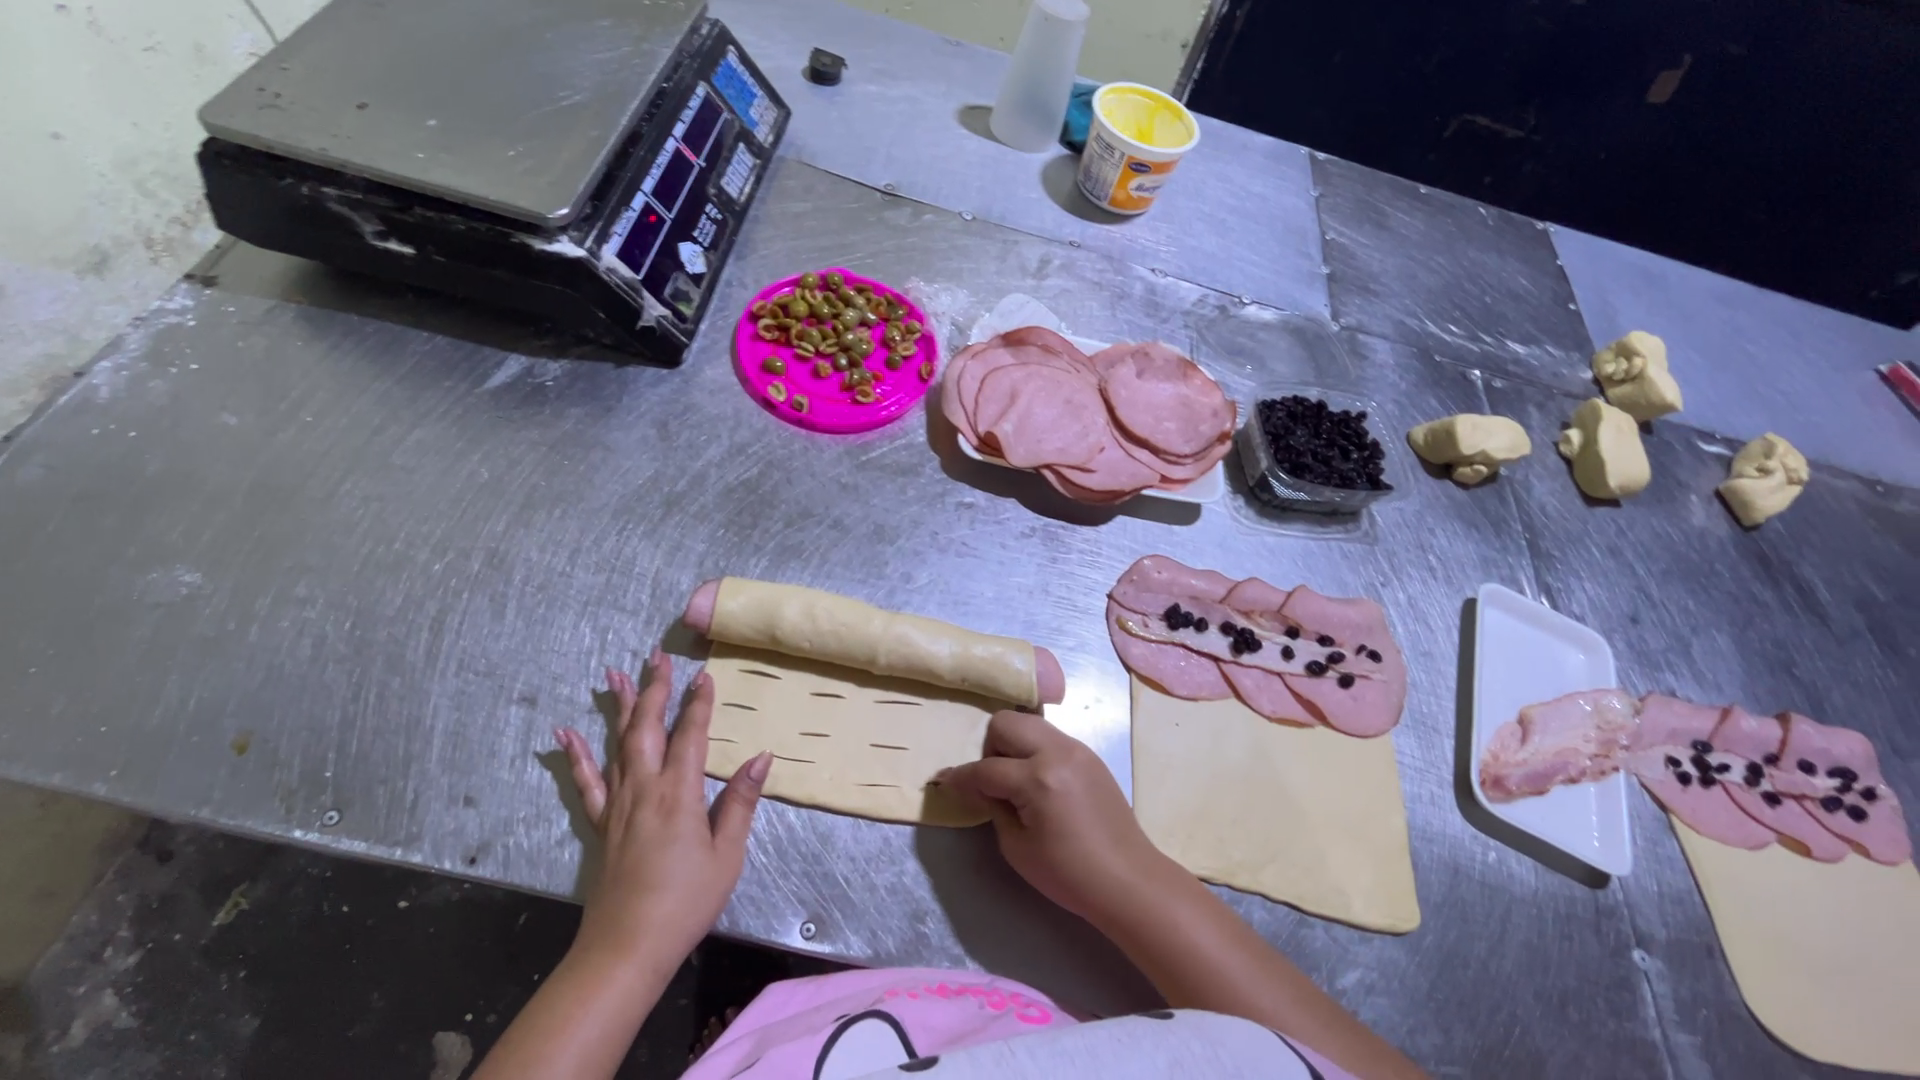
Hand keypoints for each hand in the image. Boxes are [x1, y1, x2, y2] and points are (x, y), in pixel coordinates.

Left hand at [555, 650, 771, 969]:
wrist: (628, 945)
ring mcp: (618, 805)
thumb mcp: (727, 854)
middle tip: (656, 655)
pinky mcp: (600, 824)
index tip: (705, 675)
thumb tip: (761, 758)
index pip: (691, 736)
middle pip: (647, 728)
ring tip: (615, 673)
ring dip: (619, 707)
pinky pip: (586, 782)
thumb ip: (740, 802)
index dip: (699, 704)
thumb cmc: (687, 900)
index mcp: (679, 794)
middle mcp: (644, 789)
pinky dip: (576, 755)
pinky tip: (565, 732)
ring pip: (616, 744)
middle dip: (654, 689)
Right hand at [937, 711, 1173, 921]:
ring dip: (1014, 746)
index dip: (961, 779)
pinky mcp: (1090, 756)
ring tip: (1018, 783)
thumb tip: (976, 787)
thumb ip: (993, 807)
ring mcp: (1078, 749)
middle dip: (990, 748)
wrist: (1127, 880)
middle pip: (1006, 723)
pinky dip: (1036, 752)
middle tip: (994, 782)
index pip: (985, 769)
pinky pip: (1051, 738)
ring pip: (1030, 724)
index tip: (946, 784)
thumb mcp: (1016, 847)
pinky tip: (1040, 784)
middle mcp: (1058, 752)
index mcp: (1038, 778)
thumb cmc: (1068, 874)